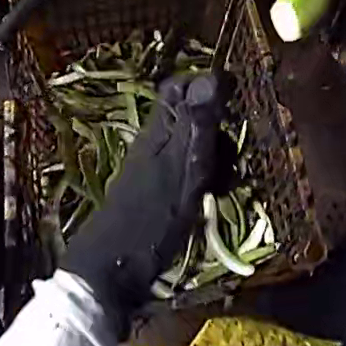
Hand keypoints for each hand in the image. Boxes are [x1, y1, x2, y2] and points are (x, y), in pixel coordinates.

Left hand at [61, 73, 226, 317]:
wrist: (112, 271)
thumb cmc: (150, 217)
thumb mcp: (183, 167)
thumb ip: (197, 123)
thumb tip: (212, 74)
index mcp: (159, 128)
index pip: (180, 86)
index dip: (206, 85)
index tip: (234, 99)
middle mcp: (157, 140)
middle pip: (193, 116)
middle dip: (219, 129)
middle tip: (233, 154)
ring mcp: (158, 166)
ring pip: (196, 144)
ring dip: (217, 157)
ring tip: (228, 182)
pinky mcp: (161, 190)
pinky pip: (191, 170)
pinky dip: (208, 177)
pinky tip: (216, 196)